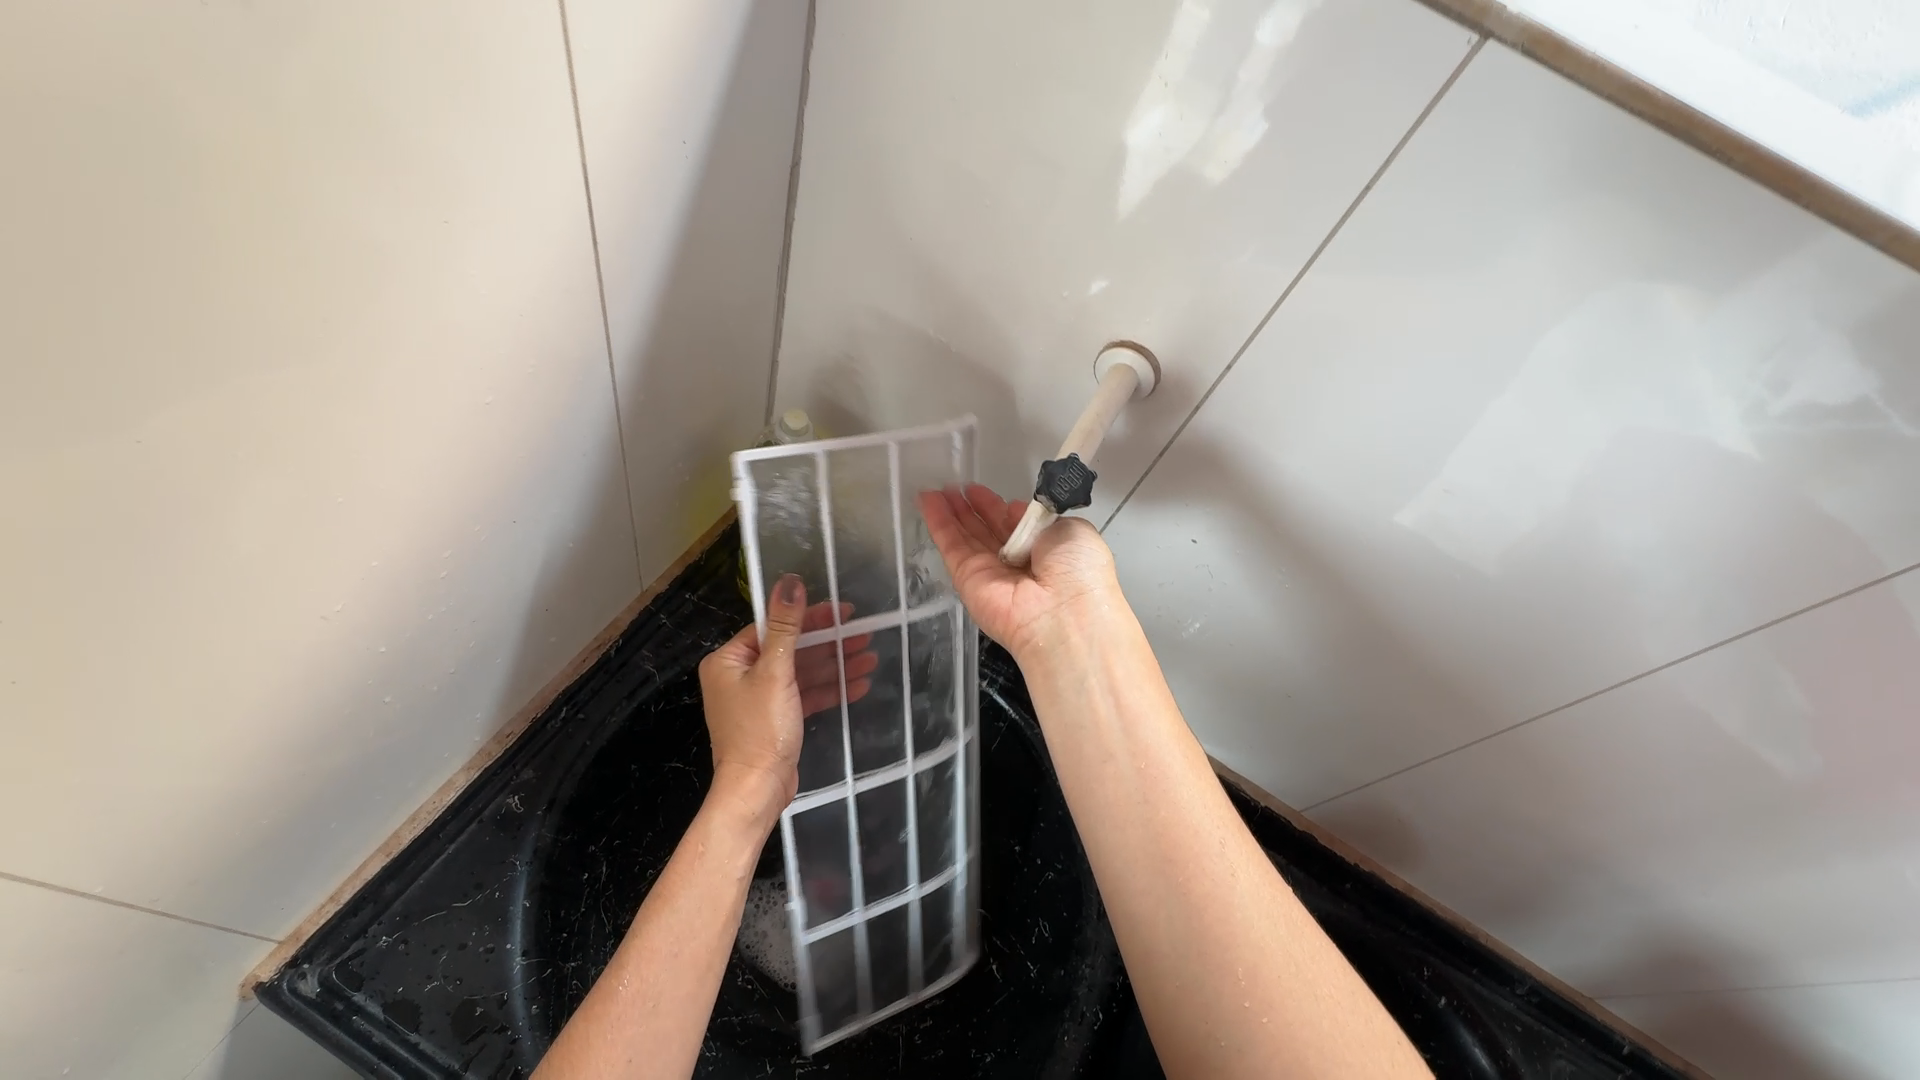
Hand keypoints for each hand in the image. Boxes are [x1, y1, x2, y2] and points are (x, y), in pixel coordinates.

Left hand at [698, 575, 878, 820]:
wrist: (757, 790)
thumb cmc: (761, 729)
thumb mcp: (775, 673)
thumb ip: (787, 627)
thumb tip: (790, 582)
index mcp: (730, 660)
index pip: (775, 627)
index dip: (811, 618)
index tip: (845, 611)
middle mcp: (741, 675)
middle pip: (793, 649)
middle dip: (830, 644)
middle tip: (865, 634)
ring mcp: (760, 698)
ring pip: (803, 672)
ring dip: (836, 666)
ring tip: (871, 658)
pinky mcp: (777, 718)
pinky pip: (806, 695)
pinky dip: (830, 689)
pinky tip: (860, 684)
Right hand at [917, 484, 1123, 659]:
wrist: (1063, 613)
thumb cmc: (1078, 569)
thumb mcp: (1071, 529)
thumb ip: (1042, 518)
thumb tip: (1018, 512)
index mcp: (1045, 550)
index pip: (1015, 524)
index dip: (999, 506)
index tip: (983, 491)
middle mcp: (1017, 563)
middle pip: (987, 529)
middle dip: (971, 508)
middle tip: (955, 487)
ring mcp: (989, 572)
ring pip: (965, 535)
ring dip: (951, 511)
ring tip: (936, 489)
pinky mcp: (966, 579)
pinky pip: (950, 545)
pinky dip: (938, 522)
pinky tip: (927, 501)